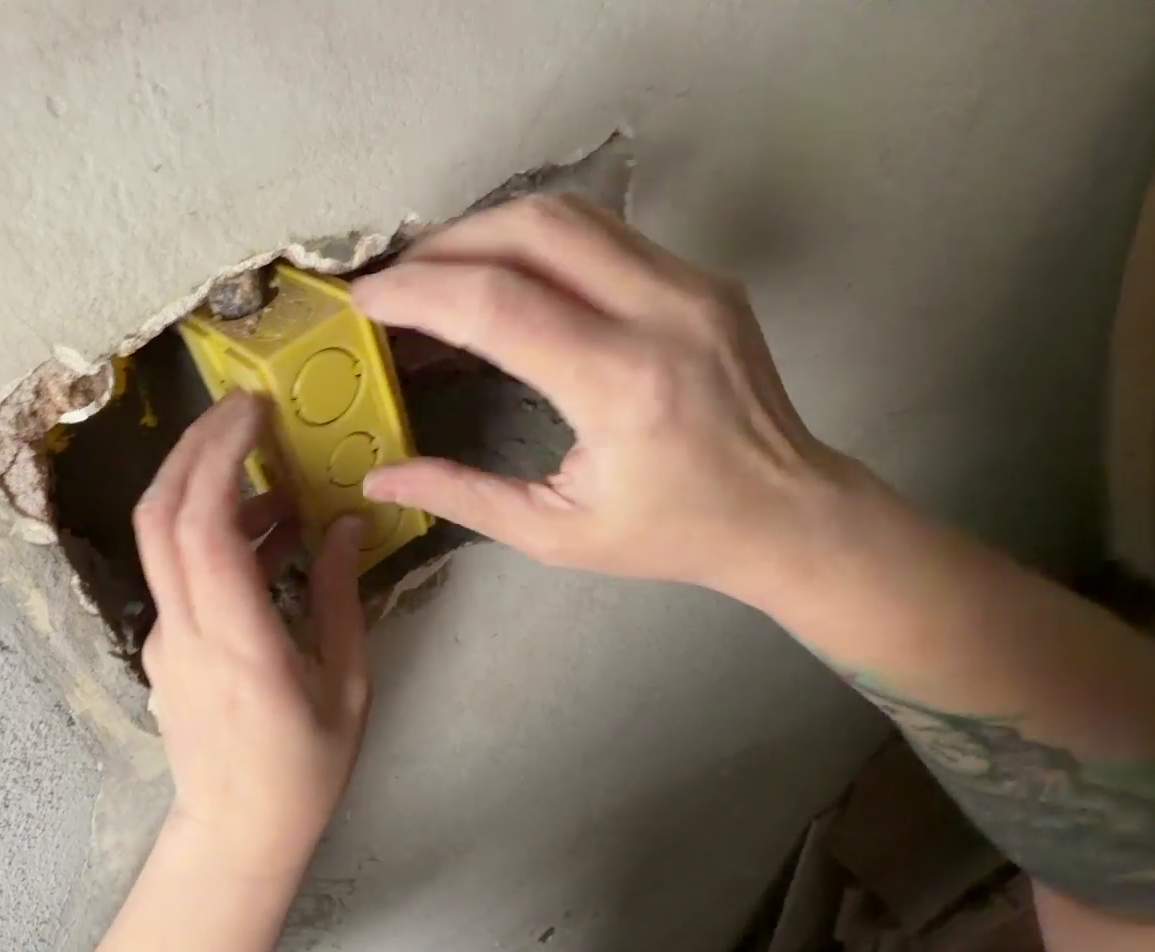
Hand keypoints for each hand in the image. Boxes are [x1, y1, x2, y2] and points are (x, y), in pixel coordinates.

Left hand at [132, 393, 371, 871]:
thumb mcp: (345, 685)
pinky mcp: (164, 642)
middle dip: (195, 447)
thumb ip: (337, 597)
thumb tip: (343, 525)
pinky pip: (179, 570)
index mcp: (237, 642)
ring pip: (161, 537)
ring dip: (205, 488)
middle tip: (244, 409)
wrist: (234, 832)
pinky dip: (213, 534)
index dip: (219, 456)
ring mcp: (164, 636)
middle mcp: (184, 629)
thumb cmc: (302, 770)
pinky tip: (265, 536)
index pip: (204, 526)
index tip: (254, 412)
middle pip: (161, 513)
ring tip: (275, 479)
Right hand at [351, 194, 868, 598]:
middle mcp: (661, 312)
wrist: (790, 512)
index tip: (364, 300)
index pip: (498, 302)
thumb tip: (378, 476)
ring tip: (432, 272)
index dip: (418, 291)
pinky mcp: (697, 275)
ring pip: (565, 214)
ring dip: (483, 230)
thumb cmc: (670, 534)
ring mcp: (688, 282)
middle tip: (391, 282)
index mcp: (621, 384)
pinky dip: (528, 240)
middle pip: (529, 228)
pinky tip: (495, 274)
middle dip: (441, 245)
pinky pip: (597, 231)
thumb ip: (461, 497)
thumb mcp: (554, 534)